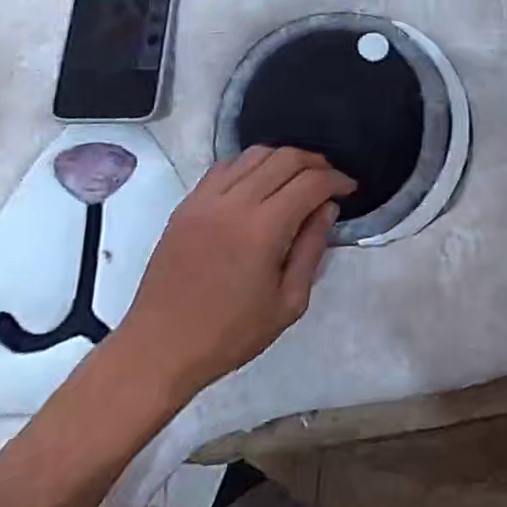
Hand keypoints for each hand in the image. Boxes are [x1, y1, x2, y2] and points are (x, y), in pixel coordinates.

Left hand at [111, 146, 354, 395]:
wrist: (157, 352)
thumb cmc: (229, 334)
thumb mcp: (288, 303)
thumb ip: (312, 249)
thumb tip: (327, 209)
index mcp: (263, 230)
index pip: (311, 182)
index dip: (337, 180)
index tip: (350, 190)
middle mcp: (234, 204)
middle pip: (286, 158)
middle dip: (316, 163)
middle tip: (329, 181)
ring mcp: (205, 201)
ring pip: (255, 154)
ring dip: (284, 159)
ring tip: (297, 178)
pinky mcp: (186, 206)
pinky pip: (225, 167)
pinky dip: (250, 165)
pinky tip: (259, 184)